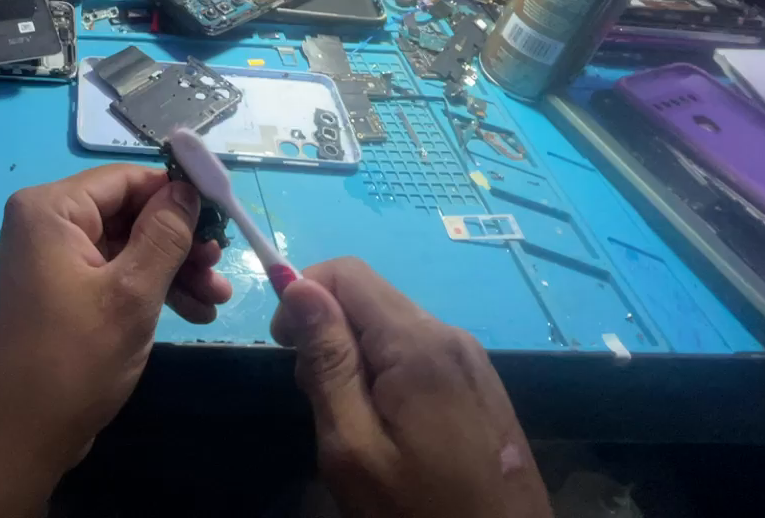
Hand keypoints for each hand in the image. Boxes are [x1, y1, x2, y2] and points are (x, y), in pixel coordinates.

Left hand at [0, 164, 231, 516]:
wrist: (19, 441)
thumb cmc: (73, 361)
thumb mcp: (131, 294)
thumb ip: (165, 234)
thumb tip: (188, 188)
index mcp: (51, 208)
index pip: (125, 179)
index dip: (177, 193)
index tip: (222, 215)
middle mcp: (46, 221)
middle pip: (128, 212)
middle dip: (179, 241)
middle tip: (221, 266)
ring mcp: (52, 256)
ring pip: (126, 244)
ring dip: (173, 268)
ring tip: (217, 298)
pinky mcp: (61, 288)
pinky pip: (113, 271)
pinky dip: (149, 288)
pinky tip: (193, 312)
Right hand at [271, 258, 549, 517]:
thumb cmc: (417, 516)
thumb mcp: (352, 446)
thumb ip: (325, 359)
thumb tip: (297, 283)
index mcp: (419, 343)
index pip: (346, 272)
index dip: (303, 292)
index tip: (284, 347)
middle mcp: (450, 336)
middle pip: (366, 296)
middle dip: (327, 330)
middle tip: (316, 395)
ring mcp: (471, 362)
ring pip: (387, 324)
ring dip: (353, 354)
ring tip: (350, 419)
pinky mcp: (479, 387)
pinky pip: (414, 351)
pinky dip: (383, 371)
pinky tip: (386, 425)